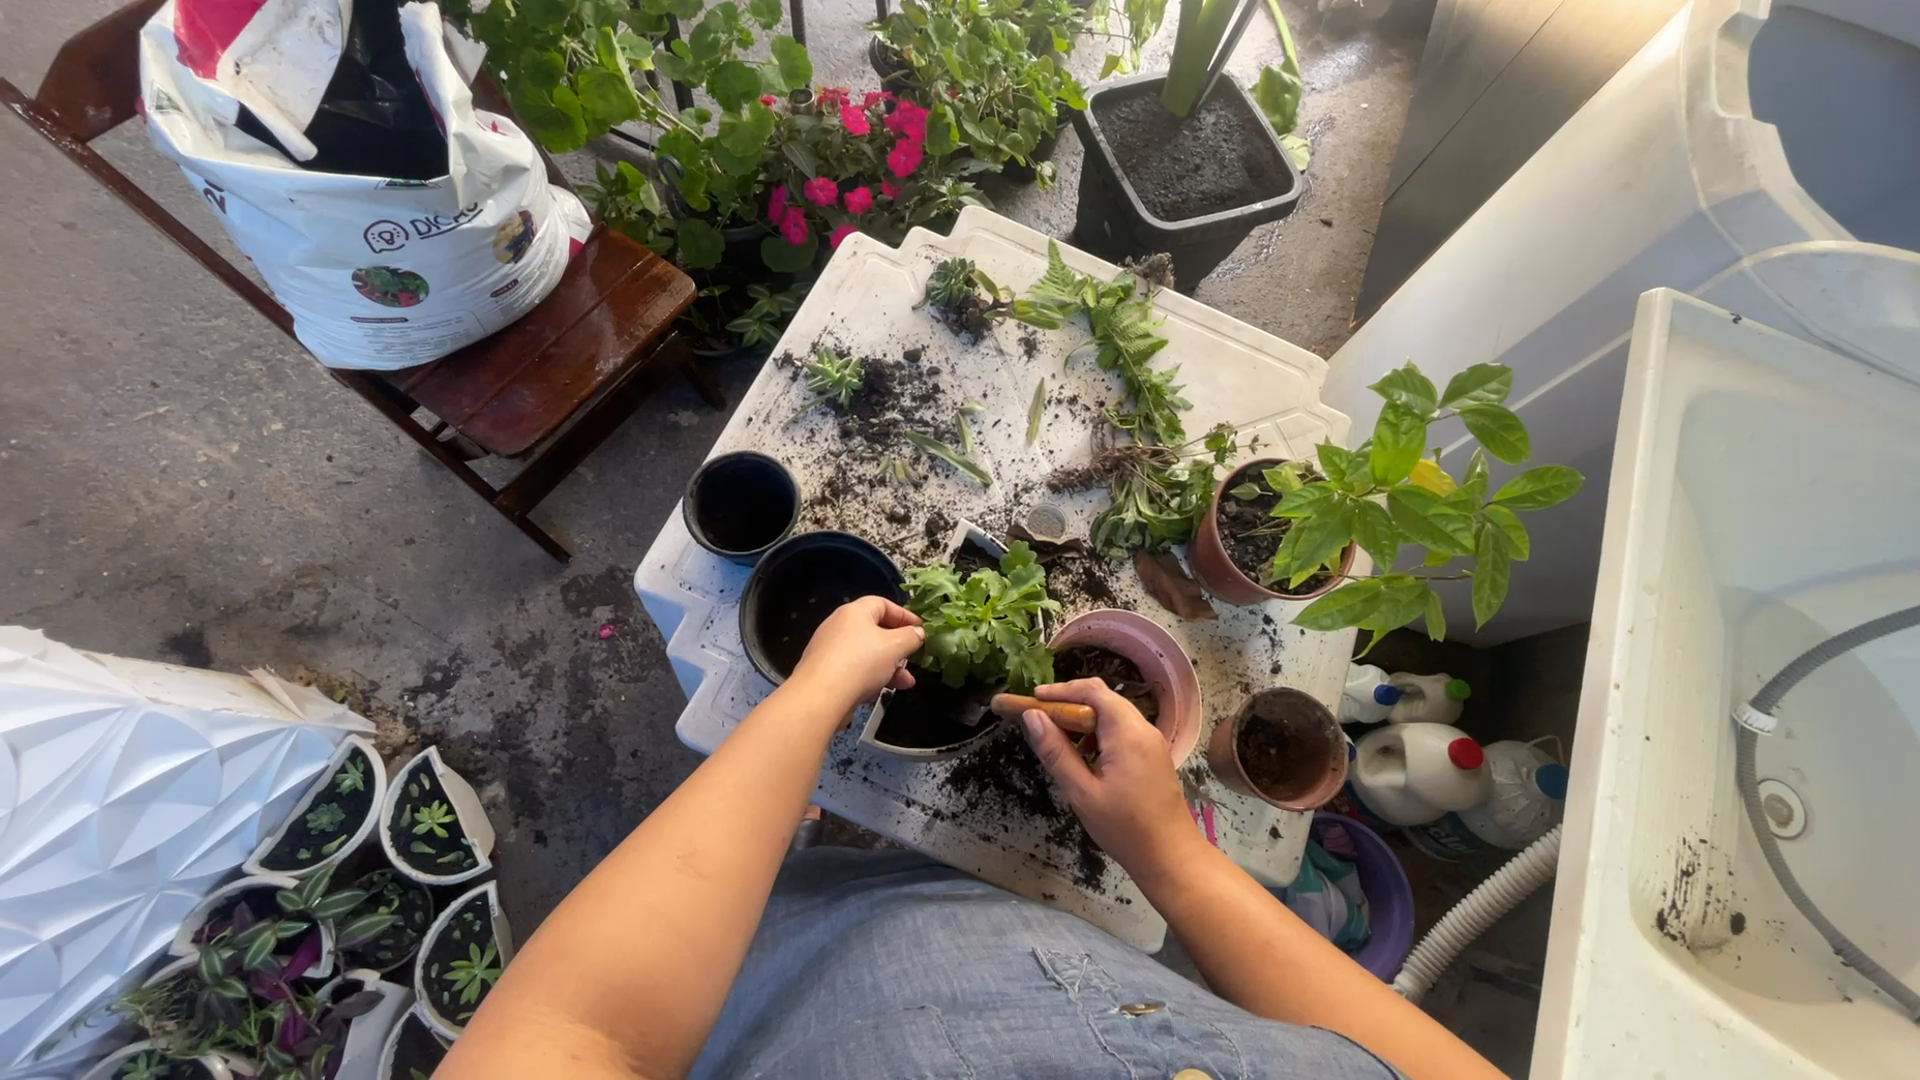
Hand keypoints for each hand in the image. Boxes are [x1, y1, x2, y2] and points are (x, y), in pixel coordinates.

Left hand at [787, 596, 924, 714]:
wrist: (821, 696)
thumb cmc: (861, 662)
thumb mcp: (895, 646)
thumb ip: (911, 637)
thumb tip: (919, 632)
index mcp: (854, 612)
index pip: (883, 604)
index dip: (904, 615)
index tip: (921, 629)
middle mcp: (839, 626)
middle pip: (875, 631)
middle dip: (898, 646)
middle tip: (914, 656)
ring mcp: (830, 650)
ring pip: (867, 654)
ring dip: (889, 667)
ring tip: (906, 682)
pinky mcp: (826, 673)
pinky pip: (855, 670)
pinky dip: (871, 678)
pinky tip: (882, 691)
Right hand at [1020, 678, 1202, 880]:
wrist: (1172, 857)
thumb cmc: (1125, 829)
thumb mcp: (1082, 793)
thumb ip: (1056, 752)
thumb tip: (1032, 718)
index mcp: (1127, 733)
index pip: (1092, 692)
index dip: (1061, 690)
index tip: (1032, 699)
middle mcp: (1143, 728)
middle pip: (1103, 698)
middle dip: (1069, 702)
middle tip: (1040, 716)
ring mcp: (1151, 740)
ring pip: (1113, 713)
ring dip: (1084, 717)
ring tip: (1057, 736)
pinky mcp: (1153, 753)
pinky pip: (1122, 729)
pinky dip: (1099, 731)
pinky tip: (1084, 754)